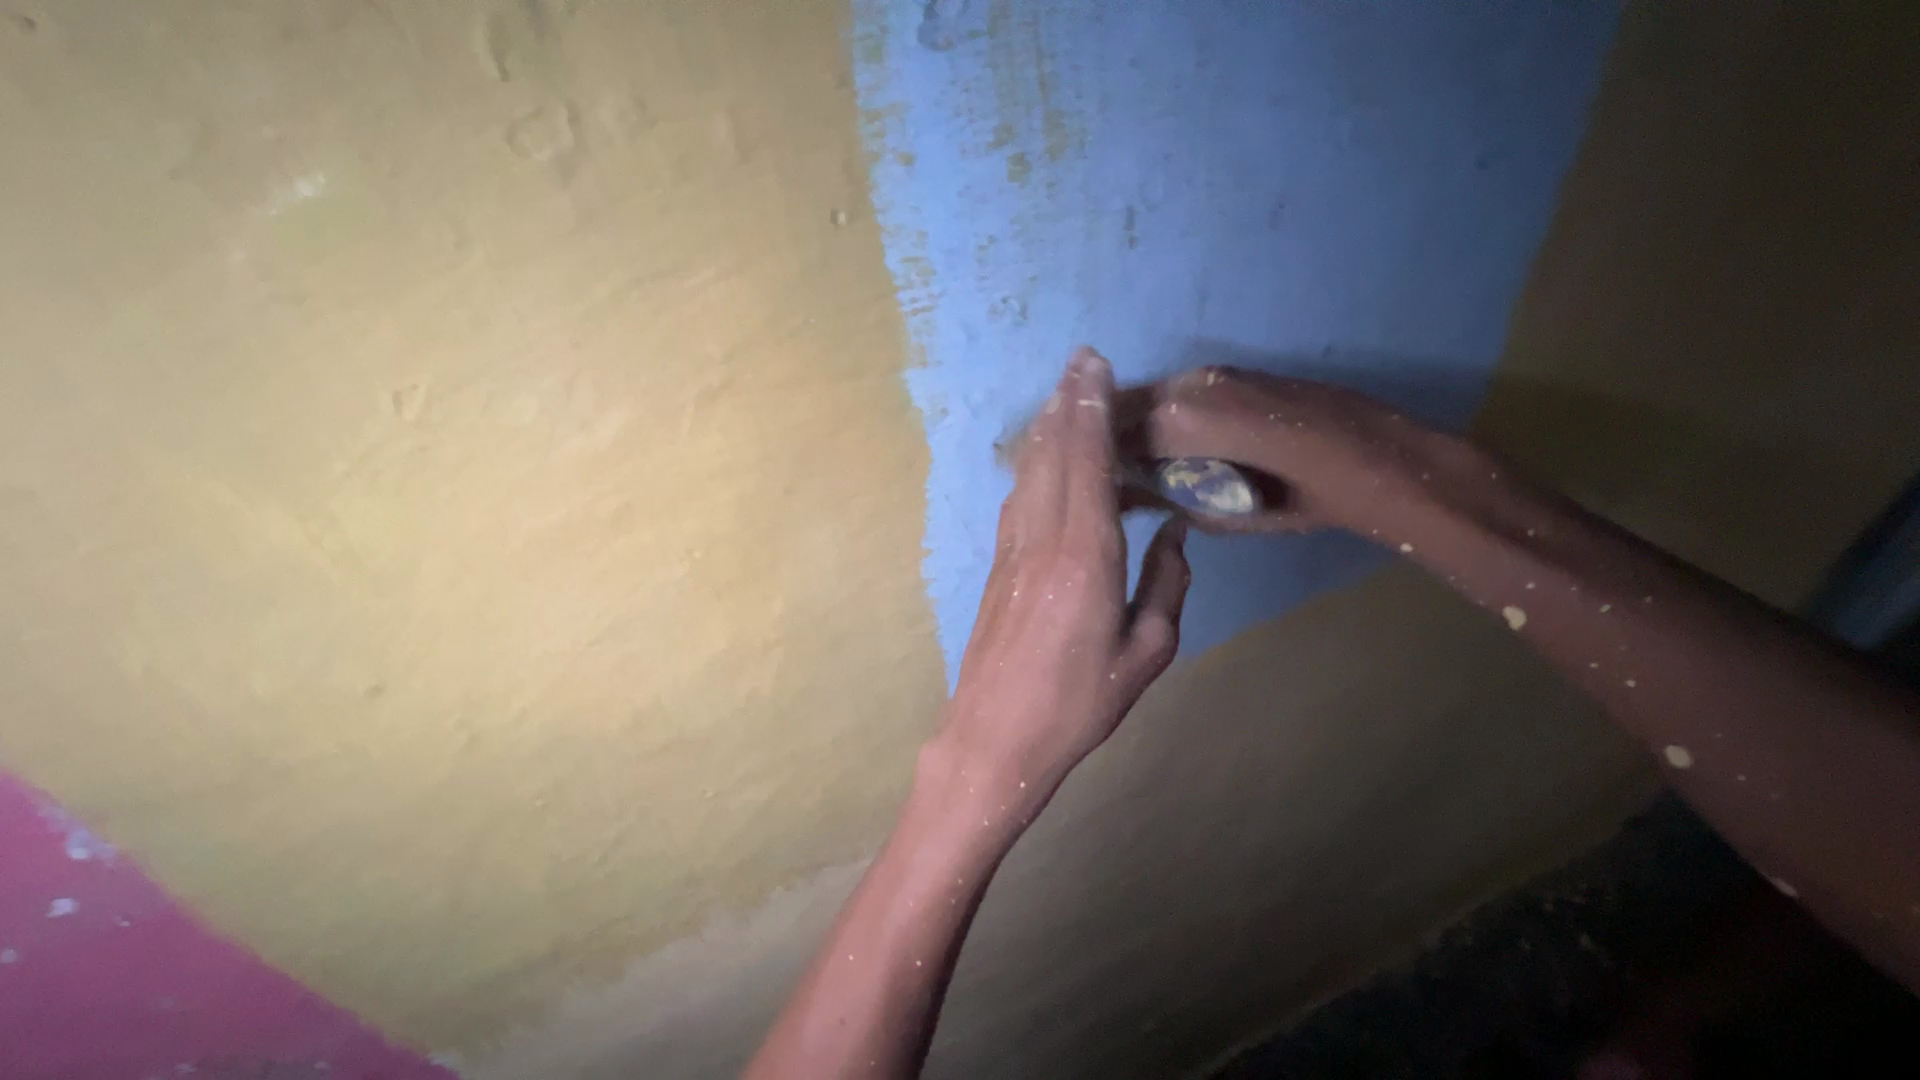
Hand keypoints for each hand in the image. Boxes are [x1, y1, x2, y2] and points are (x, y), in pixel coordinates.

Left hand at [930, 348, 1191, 807]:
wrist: (995, 736)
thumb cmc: (1078, 703)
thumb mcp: (1146, 652)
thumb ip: (1167, 584)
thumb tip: (1172, 531)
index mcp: (1086, 556)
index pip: (1088, 464)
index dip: (1091, 411)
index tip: (1096, 368)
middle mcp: (1043, 538)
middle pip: (1054, 454)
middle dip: (1068, 403)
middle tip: (1081, 359)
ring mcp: (1012, 550)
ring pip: (1030, 472)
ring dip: (1047, 428)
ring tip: (1063, 392)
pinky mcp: (997, 565)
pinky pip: (1018, 499)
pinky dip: (1033, 466)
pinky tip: (1042, 457)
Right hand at [1115, 365, 1444, 533]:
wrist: (1380, 459)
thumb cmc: (1302, 498)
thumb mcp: (1224, 514)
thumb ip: (1167, 497)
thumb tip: (1124, 495)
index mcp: (1181, 418)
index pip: (1109, 432)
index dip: (1088, 456)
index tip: (1076, 478)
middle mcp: (1190, 383)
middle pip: (1123, 404)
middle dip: (1101, 434)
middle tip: (1091, 468)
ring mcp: (1214, 373)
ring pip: (1150, 394)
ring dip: (1129, 422)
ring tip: (1118, 457)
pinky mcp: (1234, 373)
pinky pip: (1177, 391)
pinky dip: (1157, 414)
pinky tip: (1159, 440)